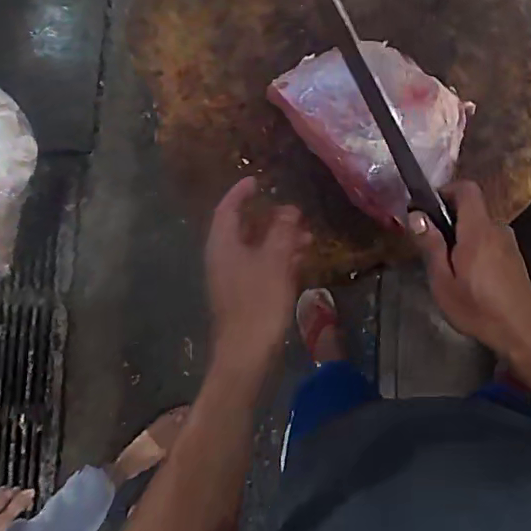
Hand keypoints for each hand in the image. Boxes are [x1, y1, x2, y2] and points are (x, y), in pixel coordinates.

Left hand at [206, 176, 310, 352]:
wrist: (247, 351)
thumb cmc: (258, 302)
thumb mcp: (274, 261)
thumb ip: (282, 232)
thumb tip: (289, 210)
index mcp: (223, 246)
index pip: (228, 209)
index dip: (241, 193)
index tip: (258, 180)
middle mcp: (224, 258)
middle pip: (243, 228)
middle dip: (269, 217)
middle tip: (294, 211)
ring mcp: (234, 277)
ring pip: (256, 247)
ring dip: (279, 238)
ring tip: (308, 235)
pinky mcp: (246, 293)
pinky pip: (262, 265)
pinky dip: (279, 257)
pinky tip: (301, 260)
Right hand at [409, 181, 530, 356]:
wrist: (520, 328)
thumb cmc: (477, 308)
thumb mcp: (443, 282)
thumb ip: (431, 246)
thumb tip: (417, 216)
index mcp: (479, 230)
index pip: (467, 189)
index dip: (447, 190)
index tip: (429, 208)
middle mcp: (497, 229)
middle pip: (472, 209)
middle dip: (450, 221)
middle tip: (432, 246)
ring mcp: (509, 242)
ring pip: (480, 227)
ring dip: (463, 238)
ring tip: (449, 267)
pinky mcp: (514, 256)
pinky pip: (490, 241)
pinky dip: (476, 248)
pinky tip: (469, 276)